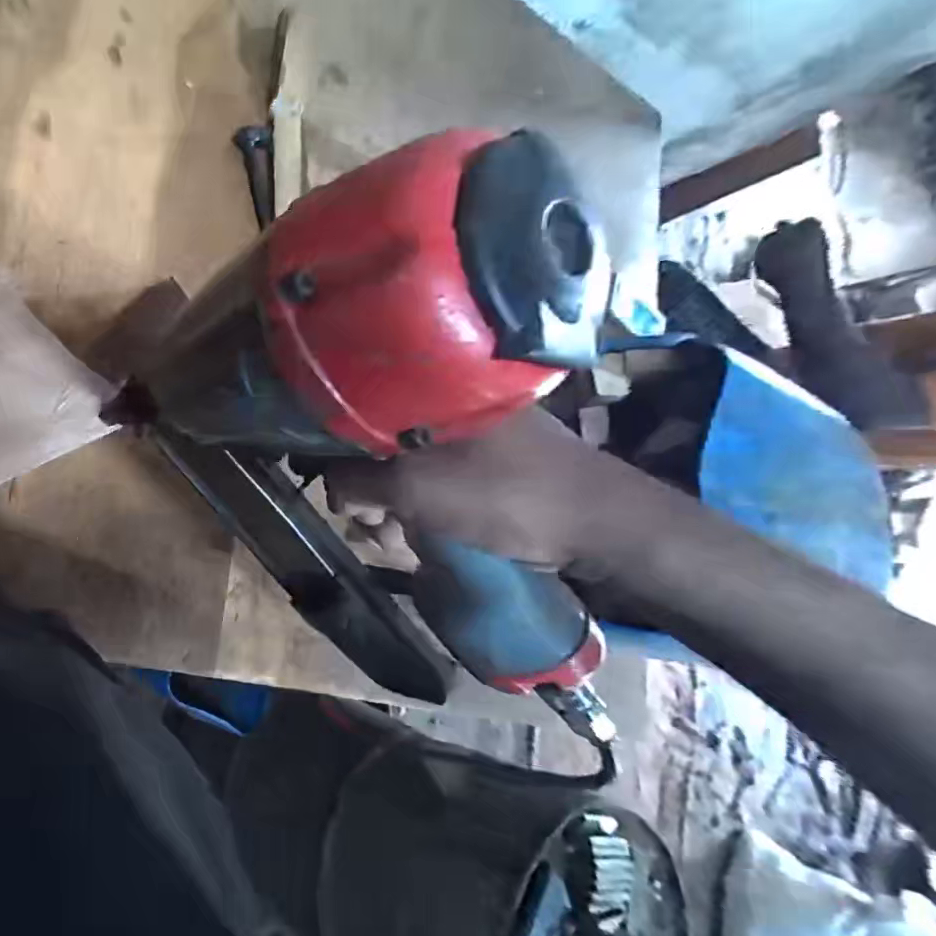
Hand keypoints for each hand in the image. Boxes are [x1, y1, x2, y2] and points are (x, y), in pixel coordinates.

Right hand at [323, 408, 632, 571]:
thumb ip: (356, 481)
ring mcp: (468, 434)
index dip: (339, 458)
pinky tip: (422, 538)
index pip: (357, 414)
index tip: (344, 498)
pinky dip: (419, 507)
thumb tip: (333, 489)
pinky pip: (433, 479)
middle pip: (378, 447)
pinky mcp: (485, 462)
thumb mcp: (413, 488)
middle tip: (377, 530)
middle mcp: (443, 405)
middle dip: (369, 495)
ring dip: (392, 508)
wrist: (602, 526)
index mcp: (427, 391)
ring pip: (405, 468)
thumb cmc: (502, 495)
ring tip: (400, 543)